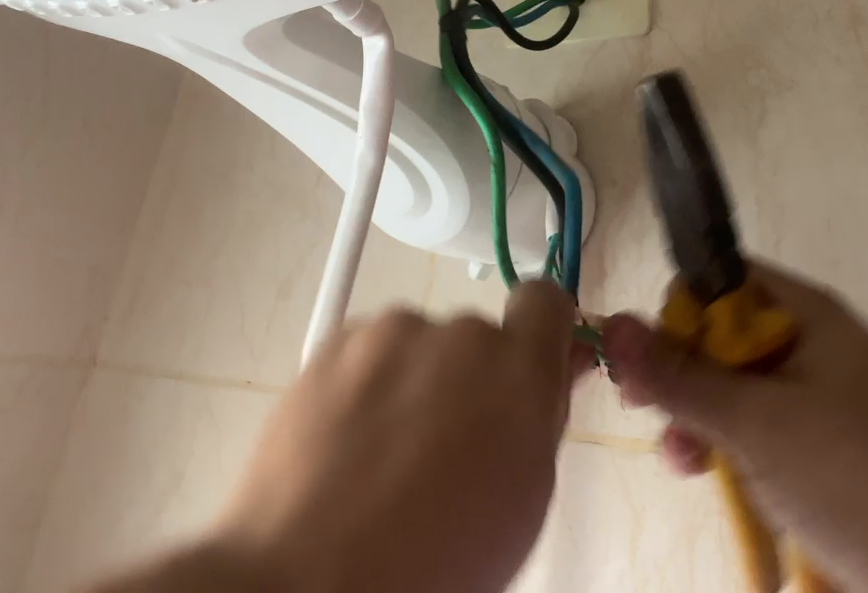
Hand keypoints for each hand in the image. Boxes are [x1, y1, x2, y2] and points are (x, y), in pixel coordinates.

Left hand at [94, 281, 588, 592]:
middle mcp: (462, 335)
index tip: (529, 363)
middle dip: (471, 377)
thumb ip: (544, 415)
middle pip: (479, 336)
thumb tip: (559, 366)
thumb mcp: (523, 499)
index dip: (540, 328)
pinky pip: (371, 348)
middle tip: (445, 445)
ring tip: (385, 450)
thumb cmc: (435, 559)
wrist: (308, 574)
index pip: (547, 301)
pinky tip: (349, 439)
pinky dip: (369, 380)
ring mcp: (394, 332)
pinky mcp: (337, 340)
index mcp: (519, 373)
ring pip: (422, 343)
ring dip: (418, 377)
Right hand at [601, 262, 867, 592]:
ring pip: (739, 392)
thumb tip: (611, 324)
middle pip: (722, 339)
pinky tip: (719, 485)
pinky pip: (766, 434)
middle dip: (683, 378)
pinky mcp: (832, 451)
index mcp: (806, 314)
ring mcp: (826, 400)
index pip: (718, 282)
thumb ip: (681, 377)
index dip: (675, 315)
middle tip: (654, 420)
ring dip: (704, 423)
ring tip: (684, 466)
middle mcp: (814, 345)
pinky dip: (737, 454)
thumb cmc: (863, 480)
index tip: (643, 365)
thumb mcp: (758, 425)